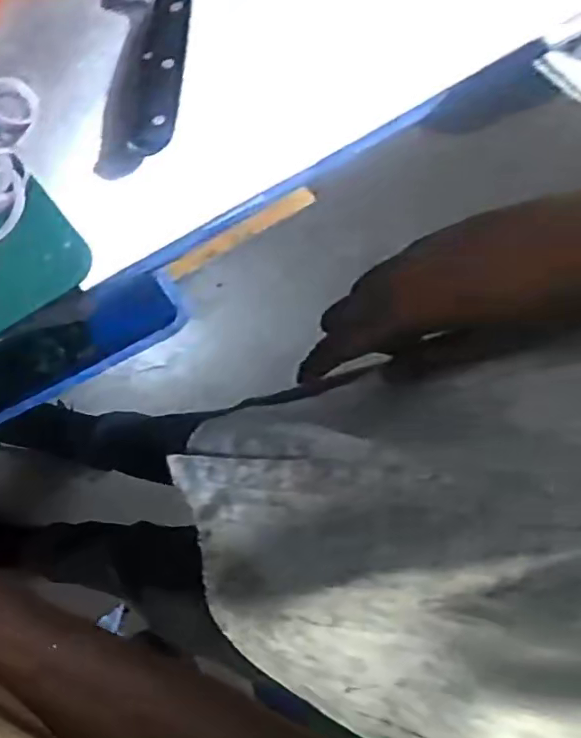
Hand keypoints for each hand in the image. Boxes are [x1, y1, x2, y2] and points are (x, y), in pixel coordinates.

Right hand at [301, 191, 580, 382]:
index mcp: (399, 310)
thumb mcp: (499, 339)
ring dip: (371, 307)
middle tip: (378, 350)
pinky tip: (438, 287)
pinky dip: (400, 283)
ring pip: (366, 286)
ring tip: (410, 318)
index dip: (318, 365)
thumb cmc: (557, 295)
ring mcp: (420, 250)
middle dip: (345, 334)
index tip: (306, 381)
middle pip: (340, 312)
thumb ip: (436, 356)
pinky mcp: (450, 231)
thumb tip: (388, 373)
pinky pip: (401, 263)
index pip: (338, 345)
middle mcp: (394, 279)